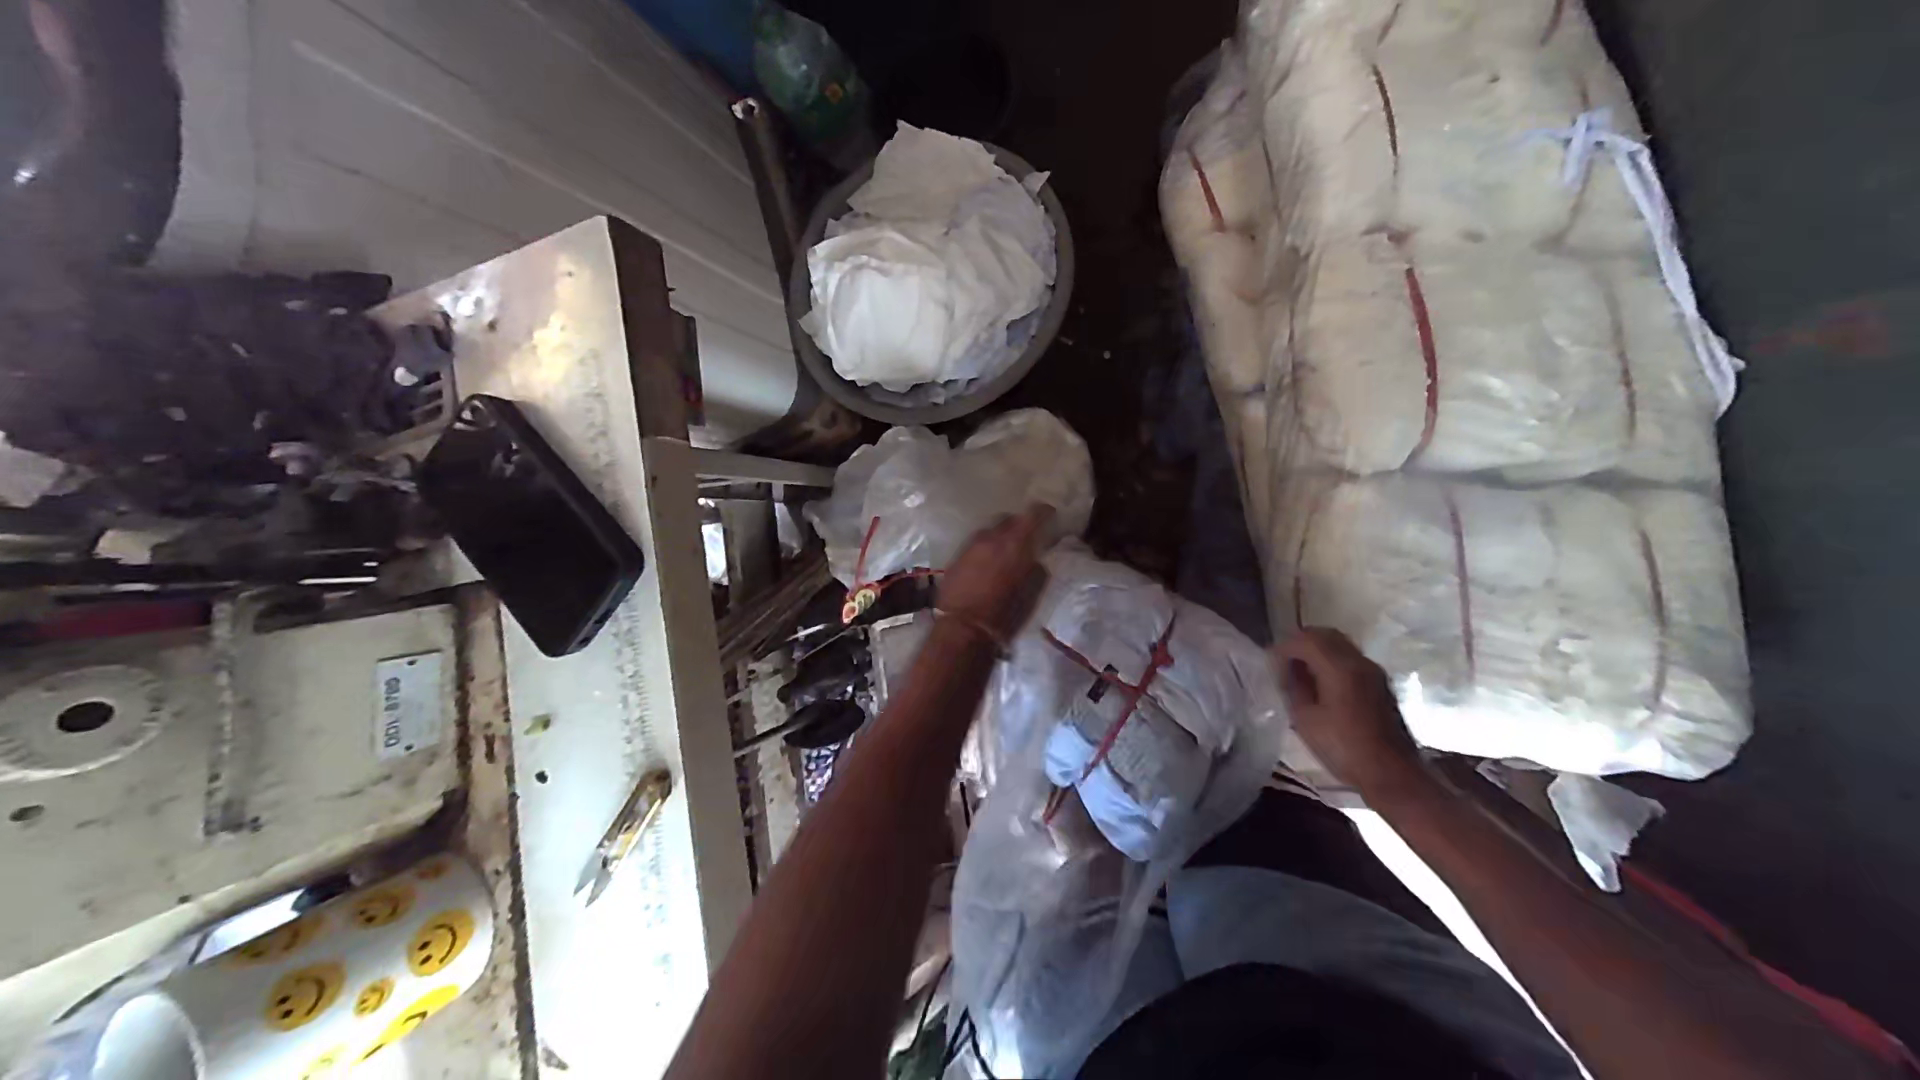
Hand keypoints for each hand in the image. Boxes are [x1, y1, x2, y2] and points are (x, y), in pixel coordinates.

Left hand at [936, 503, 1053, 645]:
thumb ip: (1037, 569)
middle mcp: (990, 537)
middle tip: (1026, 537)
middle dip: (1018, 525)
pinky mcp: (955, 557)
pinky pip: (974, 545)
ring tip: (1004, 552)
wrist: (963, 628)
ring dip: (998, 537)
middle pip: (1008, 518)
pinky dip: (983, 550)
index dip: (1044, 512)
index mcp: (1015, 543)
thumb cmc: (1004, 614)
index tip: (1050, 516)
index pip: (1033, 514)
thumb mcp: (1032, 592)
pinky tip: (986, 564)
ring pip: (988, 531)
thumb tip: (1036, 560)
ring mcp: (969, 546)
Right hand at [1274, 628, 1429, 798]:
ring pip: (1339, 644)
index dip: (1283, 648)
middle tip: (1282, 663)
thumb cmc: (1343, 748)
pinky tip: (1320, 683)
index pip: (1305, 639)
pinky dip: (1330, 660)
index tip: (1270, 664)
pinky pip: (1349, 658)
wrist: (1392, 774)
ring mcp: (1373, 671)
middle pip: (1324, 634)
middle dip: (1299, 643)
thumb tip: (1285, 669)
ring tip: (1299, 673)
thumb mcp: (1304, 719)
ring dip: (1316, 650)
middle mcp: (1359, 661)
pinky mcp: (1379, 683)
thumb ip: (1293, 686)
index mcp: (1339, 668)